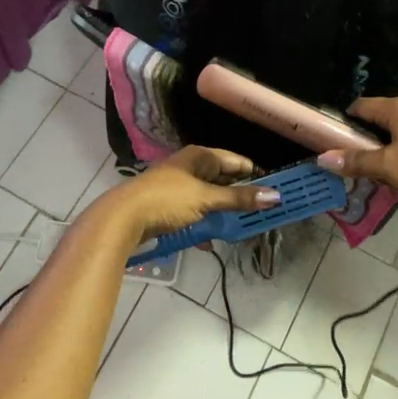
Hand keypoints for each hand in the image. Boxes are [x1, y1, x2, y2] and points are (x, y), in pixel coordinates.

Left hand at [91, 146, 280, 241]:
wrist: (123, 218)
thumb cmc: (167, 200)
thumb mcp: (206, 199)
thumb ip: (239, 199)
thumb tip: (274, 196)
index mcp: (199, 157)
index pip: (235, 161)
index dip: (254, 174)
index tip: (273, 191)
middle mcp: (189, 167)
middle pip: (222, 180)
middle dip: (238, 198)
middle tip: (258, 214)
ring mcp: (176, 187)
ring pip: (208, 198)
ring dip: (221, 214)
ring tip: (236, 230)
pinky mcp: (167, 206)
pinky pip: (193, 213)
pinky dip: (202, 224)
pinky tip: (208, 241)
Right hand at [318, 97, 397, 215]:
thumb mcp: (388, 169)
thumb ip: (356, 162)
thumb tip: (323, 158)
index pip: (363, 106)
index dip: (347, 122)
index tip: (337, 142)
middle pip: (383, 117)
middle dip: (369, 137)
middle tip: (361, 163)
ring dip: (391, 146)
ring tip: (385, 171)